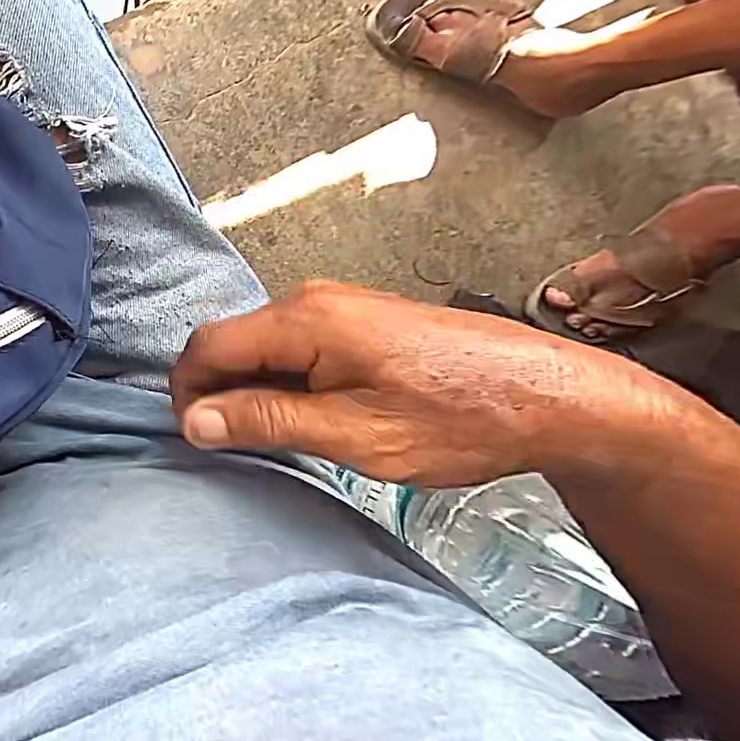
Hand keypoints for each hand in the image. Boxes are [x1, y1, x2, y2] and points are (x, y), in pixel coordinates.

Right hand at [169, 281, 704, 486]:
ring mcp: (332, 302)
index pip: (207, 346)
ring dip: (246, 384)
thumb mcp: (354, 434)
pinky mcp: (352, 315)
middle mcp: (308, 298)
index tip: (193, 436)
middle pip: (229, 339)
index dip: (186, 390)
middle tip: (229, 443)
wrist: (553, 394)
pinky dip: (276, 375)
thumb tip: (192, 419)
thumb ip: (266, 420)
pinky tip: (302, 409)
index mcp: (302, 320)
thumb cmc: (455, 419)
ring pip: (257, 341)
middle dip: (213, 388)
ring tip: (268, 433)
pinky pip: (288, 341)